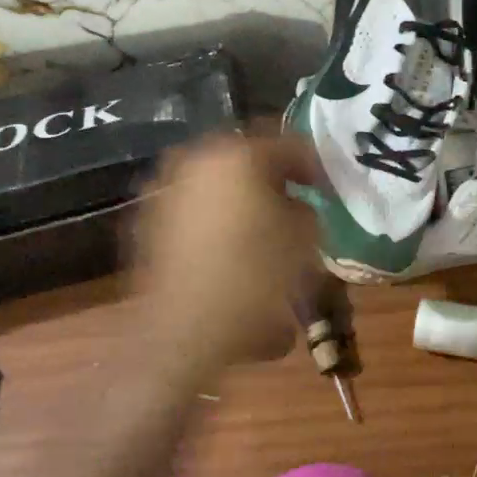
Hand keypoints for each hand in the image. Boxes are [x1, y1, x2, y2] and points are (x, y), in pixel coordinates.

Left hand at [136, 134, 322, 384]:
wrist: (187, 332)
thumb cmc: (255, 278)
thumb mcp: (303, 239)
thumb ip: (305, 209)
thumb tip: (296, 205)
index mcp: (238, 155)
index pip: (289, 145)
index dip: (314, 168)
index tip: (327, 190)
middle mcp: (196, 162)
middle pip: (248, 165)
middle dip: (273, 185)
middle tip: (296, 209)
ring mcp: (167, 193)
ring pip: (219, 192)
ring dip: (244, 208)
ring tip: (265, 238)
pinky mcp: (149, 226)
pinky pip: (197, 219)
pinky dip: (217, 231)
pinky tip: (234, 259)